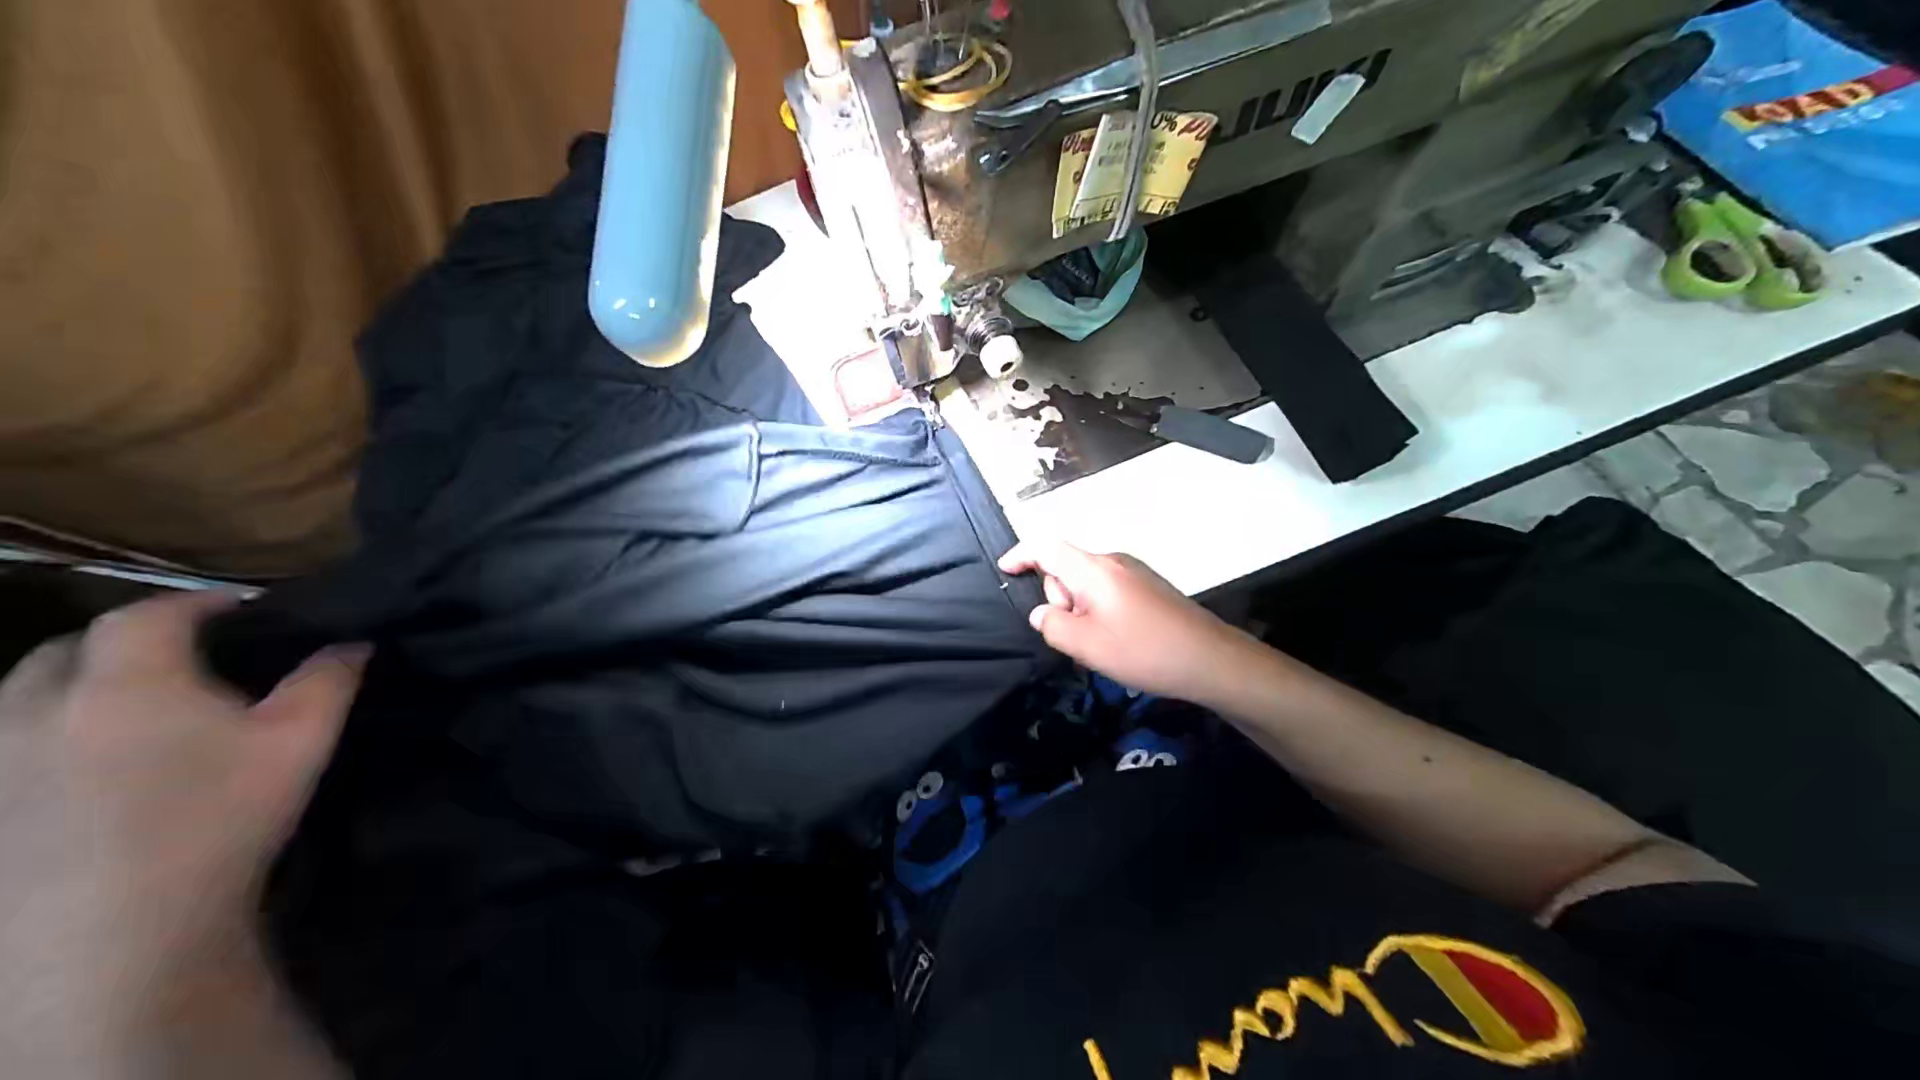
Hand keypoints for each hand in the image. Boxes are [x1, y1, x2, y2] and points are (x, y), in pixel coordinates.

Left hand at [0, 589, 365, 1062]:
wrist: (123, 927)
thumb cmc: (222, 818)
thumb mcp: (301, 742)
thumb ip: (329, 681)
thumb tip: (354, 641)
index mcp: (128, 684)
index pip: (149, 614)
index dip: (195, 602)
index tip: (237, 607)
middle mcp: (39, 710)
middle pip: (63, 649)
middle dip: (120, 639)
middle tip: (177, 654)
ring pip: (15, 697)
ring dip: (70, 684)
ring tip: (125, 703)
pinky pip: (3, 745)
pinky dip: (40, 732)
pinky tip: (82, 760)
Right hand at [998, 540, 1257, 703]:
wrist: (1210, 660)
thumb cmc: (1143, 650)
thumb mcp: (1086, 645)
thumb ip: (1052, 625)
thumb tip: (1042, 613)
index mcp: (1094, 569)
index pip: (1046, 546)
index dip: (1021, 554)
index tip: (1004, 569)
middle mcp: (1113, 561)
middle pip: (1066, 567)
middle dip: (1058, 598)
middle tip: (1073, 636)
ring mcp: (1134, 573)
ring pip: (1087, 583)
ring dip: (1078, 609)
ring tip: (1097, 645)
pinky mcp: (1148, 588)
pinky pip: (1107, 591)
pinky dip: (1098, 611)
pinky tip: (1116, 641)